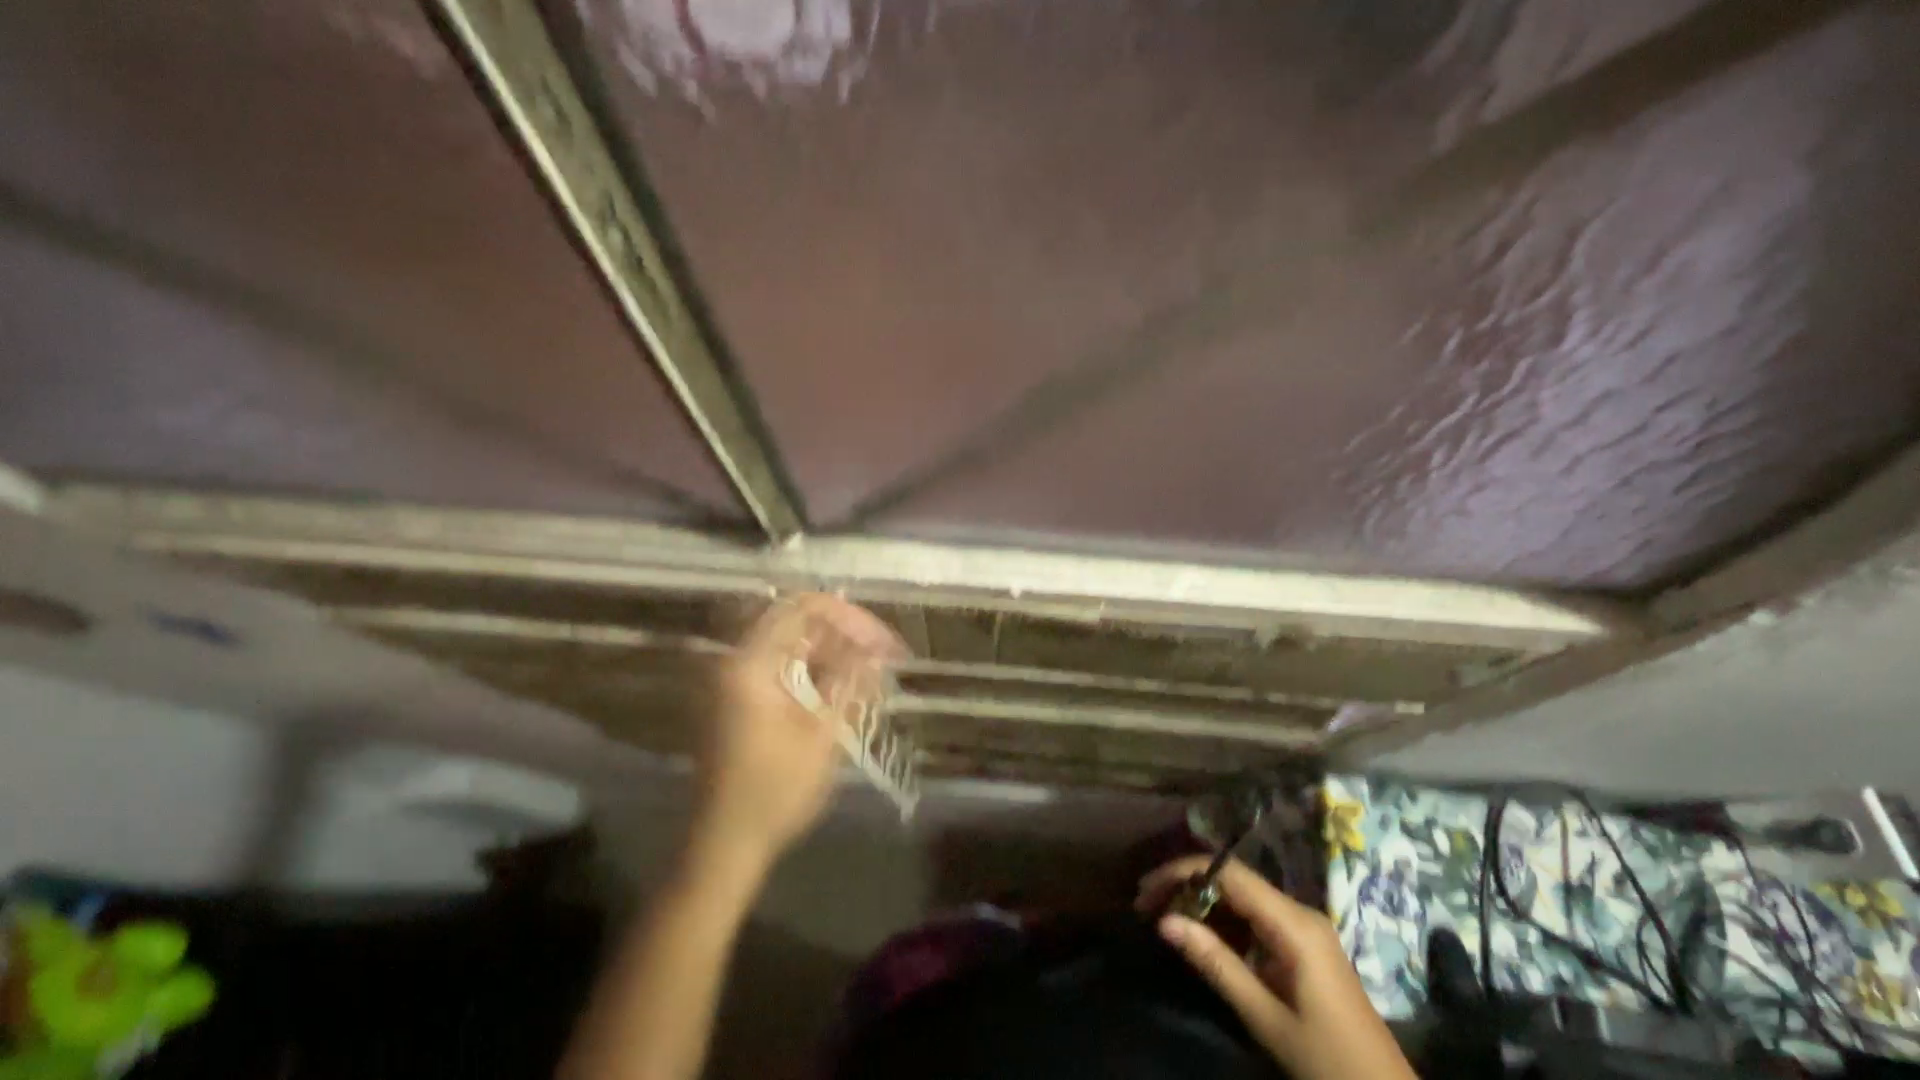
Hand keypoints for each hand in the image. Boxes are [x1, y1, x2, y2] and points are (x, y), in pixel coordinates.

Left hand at [695, 594, 907, 863]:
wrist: (725, 842)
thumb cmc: (775, 792)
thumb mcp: (821, 736)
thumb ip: (848, 683)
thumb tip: (875, 649)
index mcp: (750, 664)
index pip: (802, 610)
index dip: (849, 618)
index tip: (883, 642)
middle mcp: (735, 662)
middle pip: (794, 622)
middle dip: (843, 632)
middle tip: (882, 653)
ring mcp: (732, 681)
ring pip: (788, 645)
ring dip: (830, 651)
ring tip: (870, 670)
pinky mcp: (737, 701)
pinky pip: (779, 667)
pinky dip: (812, 670)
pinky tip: (842, 687)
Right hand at [1137, 857, 1415, 1079]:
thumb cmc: (1325, 1056)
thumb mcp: (1264, 1015)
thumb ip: (1216, 964)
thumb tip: (1164, 921)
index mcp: (1293, 923)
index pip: (1229, 873)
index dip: (1181, 872)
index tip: (1144, 890)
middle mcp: (1299, 913)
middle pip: (1234, 879)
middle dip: (1186, 885)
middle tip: (1145, 906)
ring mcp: (1304, 928)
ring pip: (1243, 896)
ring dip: (1201, 902)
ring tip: (1162, 917)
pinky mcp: (1303, 945)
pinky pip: (1256, 917)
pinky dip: (1223, 921)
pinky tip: (1199, 936)